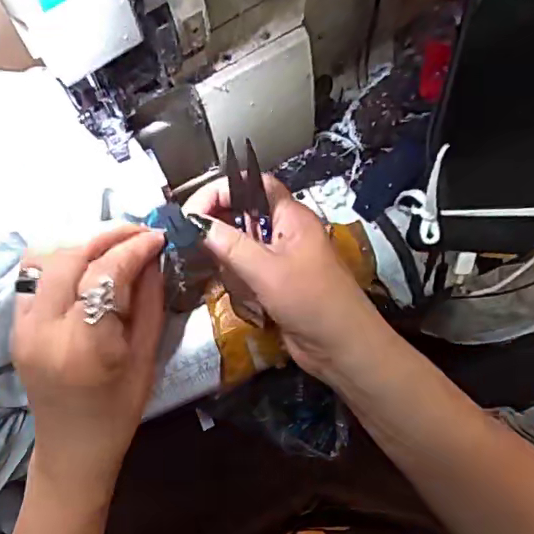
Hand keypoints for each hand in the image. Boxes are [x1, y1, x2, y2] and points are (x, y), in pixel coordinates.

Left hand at [11, 223, 167, 489]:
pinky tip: (84, 264)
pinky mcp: (14, 327)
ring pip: (43, 258)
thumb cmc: (117, 413)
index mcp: (82, 346)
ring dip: (79, 242)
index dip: (132, 247)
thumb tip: (152, 255)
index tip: (156, 237)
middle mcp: (43, 330)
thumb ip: (148, 302)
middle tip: (137, 232)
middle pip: (69, 256)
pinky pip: (31, 276)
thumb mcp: (146, 359)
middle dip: (106, 235)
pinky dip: (59, 260)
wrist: (71, 447)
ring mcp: (22, 327)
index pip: (103, 273)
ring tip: (112, 244)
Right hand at [185, 173, 396, 380]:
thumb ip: (229, 245)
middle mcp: (283, 232)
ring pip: (237, 248)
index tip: (192, 213)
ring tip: (238, 284)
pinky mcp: (273, 284)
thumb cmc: (312, 302)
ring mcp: (278, 259)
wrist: (342, 347)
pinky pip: (243, 273)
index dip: (220, 191)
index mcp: (290, 217)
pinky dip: (237, 284)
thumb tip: (194, 223)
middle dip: (220, 234)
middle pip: (239, 217)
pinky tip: (245, 299)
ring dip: (229, 265)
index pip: (250, 185)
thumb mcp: (267, 271)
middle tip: (201, 250)